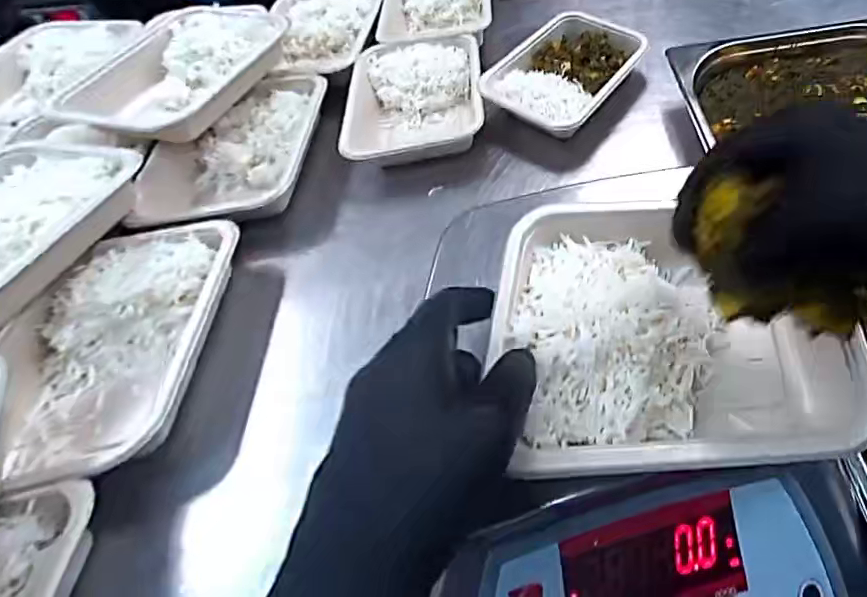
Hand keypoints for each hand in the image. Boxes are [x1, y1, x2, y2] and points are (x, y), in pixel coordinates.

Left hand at [269, 288, 535, 596]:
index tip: (497, 305)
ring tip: (480, 414)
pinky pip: (398, 410)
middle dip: (467, 350)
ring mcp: (356, 415)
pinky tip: (448, 449)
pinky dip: (428, 413)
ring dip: (448, 386)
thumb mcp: (493, 425)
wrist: (354, 567)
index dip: (474, 299)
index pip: (443, 305)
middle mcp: (376, 376)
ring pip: (412, 379)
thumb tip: (517, 358)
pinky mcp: (350, 450)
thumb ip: (512, 380)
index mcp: (411, 356)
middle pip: (426, 342)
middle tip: (499, 367)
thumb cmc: (432, 480)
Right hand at [674, 105, 866, 324]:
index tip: (681, 248)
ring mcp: (861, 166)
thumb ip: (753, 251)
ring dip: (784, 258)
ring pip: (801, 214)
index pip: (723, 158)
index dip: (693, 201)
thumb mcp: (802, 230)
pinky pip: (839, 230)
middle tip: (734, 280)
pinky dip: (825, 262)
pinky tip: (831, 295)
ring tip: (780, 299)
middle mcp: (825, 139)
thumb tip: (725, 270)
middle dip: (742, 238)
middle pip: (761, 188)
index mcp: (795, 130)